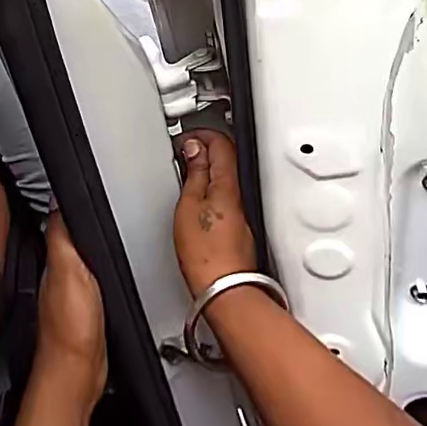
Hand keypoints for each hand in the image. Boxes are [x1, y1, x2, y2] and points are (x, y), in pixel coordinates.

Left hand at [34, 213, 105, 408]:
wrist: (78, 375)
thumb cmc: (72, 329)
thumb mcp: (69, 270)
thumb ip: (62, 235)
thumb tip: (57, 200)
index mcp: (54, 261)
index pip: (58, 222)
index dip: (68, 205)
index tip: (77, 190)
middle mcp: (58, 276)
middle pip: (70, 240)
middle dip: (80, 225)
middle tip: (94, 209)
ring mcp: (71, 295)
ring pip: (81, 261)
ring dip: (90, 250)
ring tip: (102, 237)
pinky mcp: (85, 312)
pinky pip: (93, 283)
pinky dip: (100, 275)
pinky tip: (108, 276)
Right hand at [173, 129, 257, 294]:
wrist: (224, 291)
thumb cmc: (205, 255)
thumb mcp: (188, 205)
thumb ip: (193, 174)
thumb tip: (194, 150)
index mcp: (228, 185)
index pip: (222, 144)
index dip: (203, 134)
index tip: (186, 139)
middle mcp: (240, 196)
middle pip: (227, 159)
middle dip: (206, 149)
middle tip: (185, 152)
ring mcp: (241, 213)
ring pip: (227, 178)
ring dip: (208, 169)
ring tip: (187, 174)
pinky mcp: (237, 228)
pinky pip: (226, 196)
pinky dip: (212, 189)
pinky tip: (197, 199)